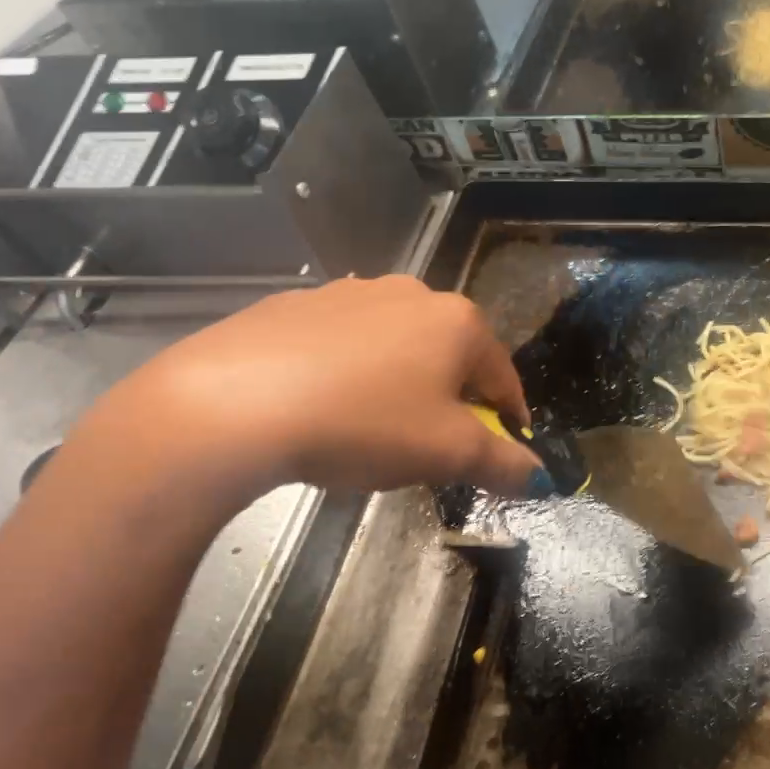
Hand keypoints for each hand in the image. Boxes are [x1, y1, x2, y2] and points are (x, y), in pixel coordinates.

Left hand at [81, 276, 550, 498]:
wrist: (230, 404)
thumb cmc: (364, 424)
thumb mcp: (450, 455)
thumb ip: (506, 464)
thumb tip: (539, 475)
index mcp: (460, 323)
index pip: (504, 379)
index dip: (508, 421)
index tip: (499, 454)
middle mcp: (412, 294)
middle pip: (451, 358)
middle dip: (451, 402)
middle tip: (430, 448)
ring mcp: (347, 293)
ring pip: (397, 349)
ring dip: (401, 385)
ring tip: (372, 430)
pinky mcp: (292, 304)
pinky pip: (343, 346)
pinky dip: (348, 375)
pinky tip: (323, 409)